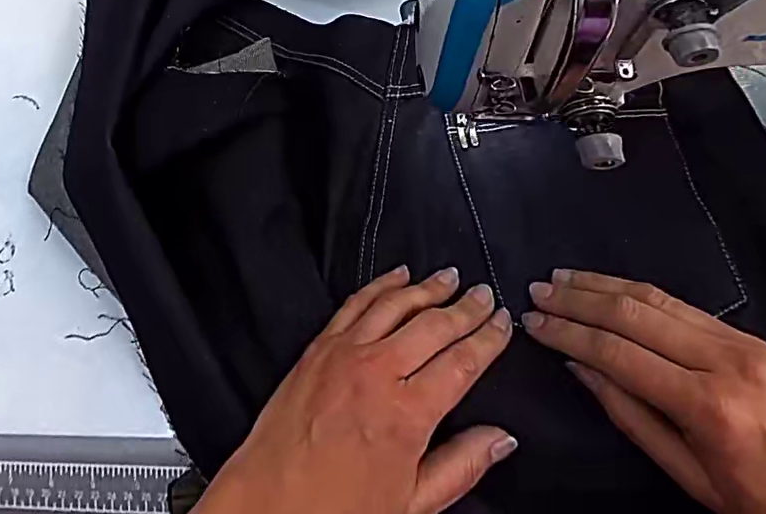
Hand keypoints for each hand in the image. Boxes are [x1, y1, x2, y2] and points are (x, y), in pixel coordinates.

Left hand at [198, 265, 517, 513]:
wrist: (262, 512)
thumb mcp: (410, 507)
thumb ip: (461, 466)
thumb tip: (501, 438)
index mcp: (406, 415)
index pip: (462, 361)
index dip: (488, 338)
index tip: (502, 323)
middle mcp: (378, 374)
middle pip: (436, 324)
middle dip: (467, 307)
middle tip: (484, 294)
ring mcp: (347, 353)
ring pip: (399, 304)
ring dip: (430, 286)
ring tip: (450, 277)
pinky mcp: (320, 346)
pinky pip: (358, 302)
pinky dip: (382, 284)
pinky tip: (399, 275)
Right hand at [523, 270, 765, 513]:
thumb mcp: (701, 486)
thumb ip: (637, 421)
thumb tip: (585, 374)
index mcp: (709, 406)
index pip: (618, 353)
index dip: (569, 334)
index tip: (536, 322)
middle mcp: (723, 359)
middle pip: (633, 311)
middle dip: (579, 297)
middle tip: (539, 288)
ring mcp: (740, 340)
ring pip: (656, 297)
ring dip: (604, 283)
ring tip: (566, 277)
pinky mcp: (752, 336)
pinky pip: (682, 304)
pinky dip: (640, 291)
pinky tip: (617, 288)